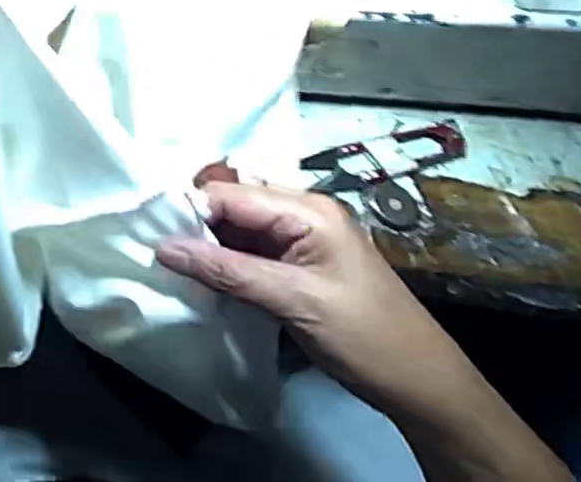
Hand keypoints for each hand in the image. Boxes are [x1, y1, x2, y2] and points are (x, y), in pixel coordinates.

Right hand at [155, 182, 484, 419]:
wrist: (427, 387)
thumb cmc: (365, 337)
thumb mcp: (292, 301)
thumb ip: (227, 271)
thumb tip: (164, 247)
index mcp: (307, 208)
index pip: (232, 194)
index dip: (192, 208)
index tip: (153, 229)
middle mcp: (303, 210)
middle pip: (235, 203)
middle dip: (199, 221)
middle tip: (162, 245)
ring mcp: (303, 234)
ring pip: (241, 224)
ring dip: (211, 241)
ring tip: (176, 259)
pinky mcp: (301, 258)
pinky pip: (254, 245)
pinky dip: (229, 257)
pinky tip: (208, 273)